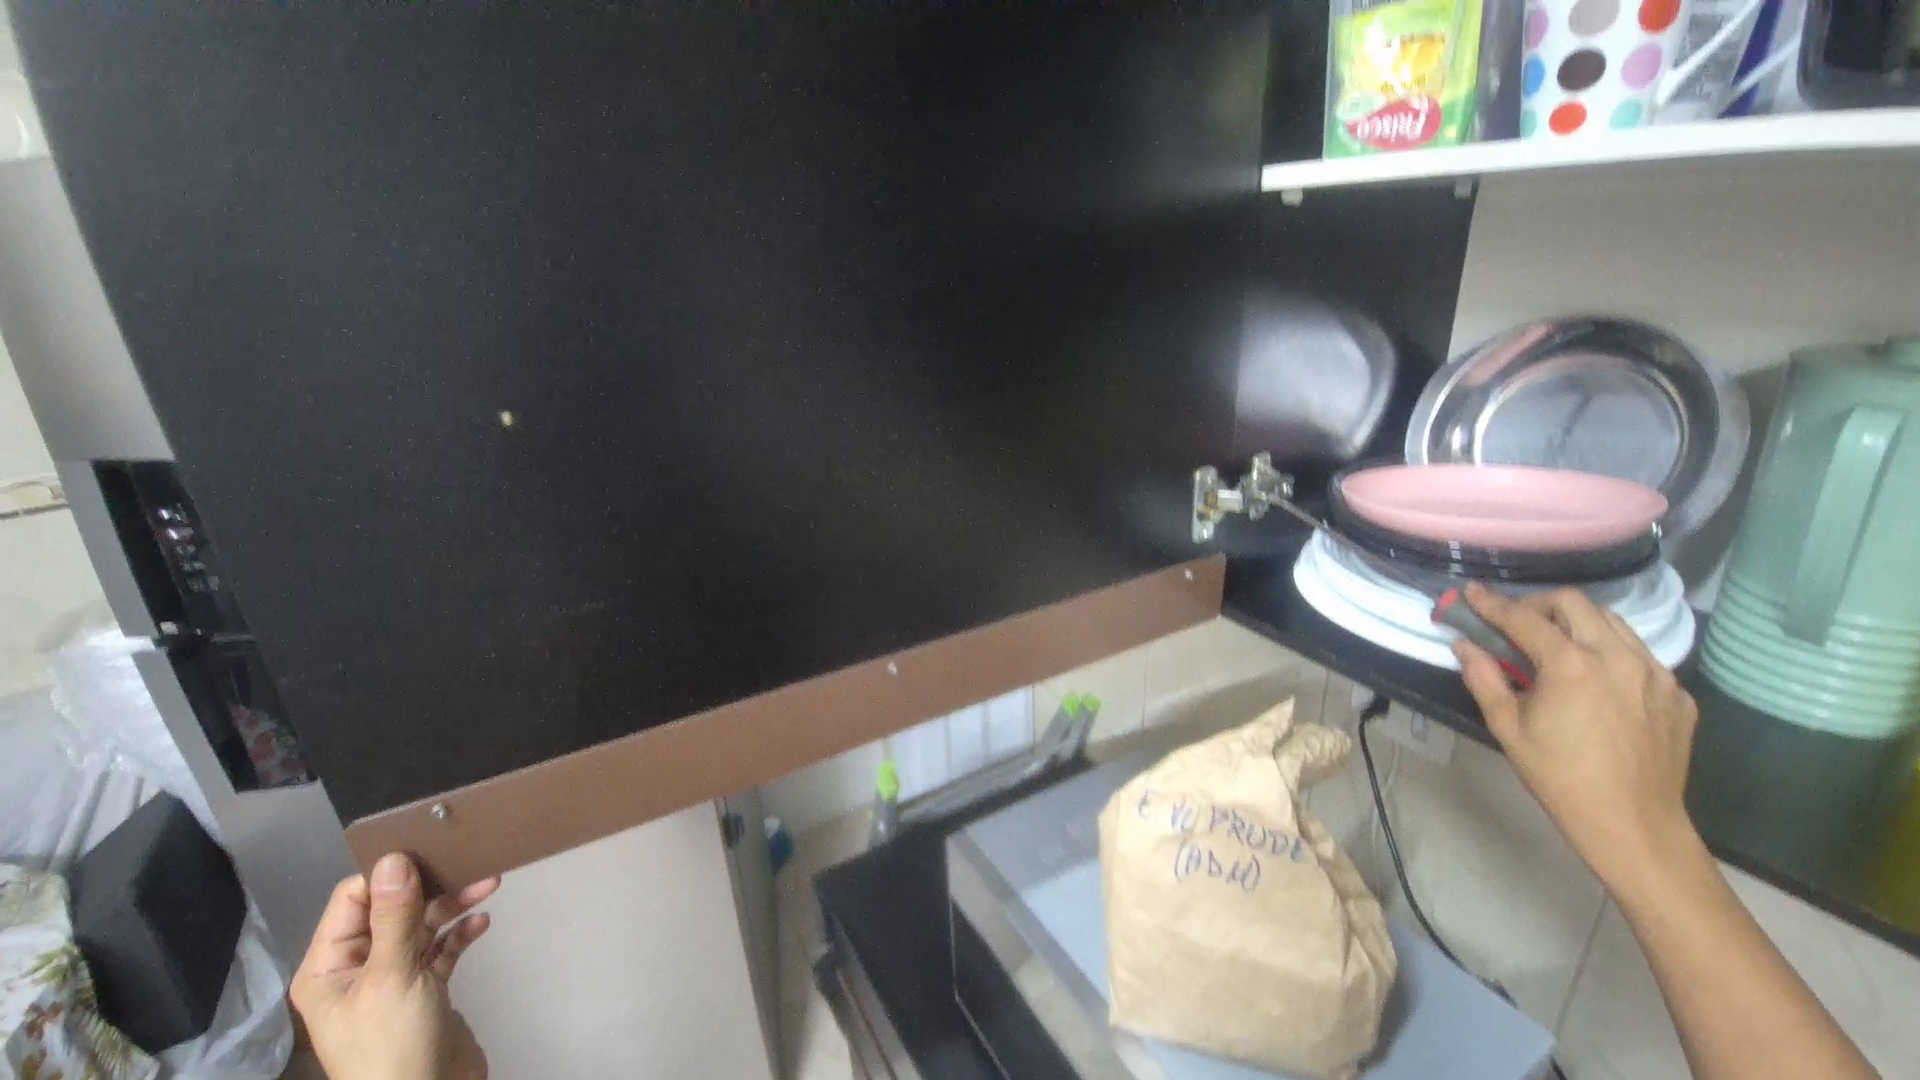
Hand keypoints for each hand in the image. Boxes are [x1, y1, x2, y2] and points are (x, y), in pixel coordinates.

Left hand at [291, 853, 500, 1079]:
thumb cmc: (392, 1041)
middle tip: (471, 863)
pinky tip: (483, 924)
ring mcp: (392, 979)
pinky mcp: (424, 989)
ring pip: (422, 926)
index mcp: (329, 966)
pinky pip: (441, 949)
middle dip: (431, 886)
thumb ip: (394, 916)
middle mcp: (357, 967)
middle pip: (393, 909)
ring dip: (454, 905)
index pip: (353, 899)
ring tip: (490, 884)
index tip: (431, 849)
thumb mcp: (392, 975)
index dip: (389, 874)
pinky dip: (461, 934)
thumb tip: (393, 858)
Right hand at [1453, 583, 1703, 893]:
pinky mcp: (1677, 693)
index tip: (1472, 592)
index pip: (1524, 618)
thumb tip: (1465, 644)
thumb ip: (1484, 678)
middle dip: (1539, 605)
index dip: (1492, 604)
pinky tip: (1594, 681)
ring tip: (1555, 645)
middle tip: (1516, 622)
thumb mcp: (1507, 728)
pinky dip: (1609, 653)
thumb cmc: (1559, 777)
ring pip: (1612, 623)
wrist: (1633, 823)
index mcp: (1571, 666)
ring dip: (1576, 623)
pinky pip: (1639, 655)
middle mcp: (1618, 658)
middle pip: (1575, 604)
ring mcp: (1655, 674)